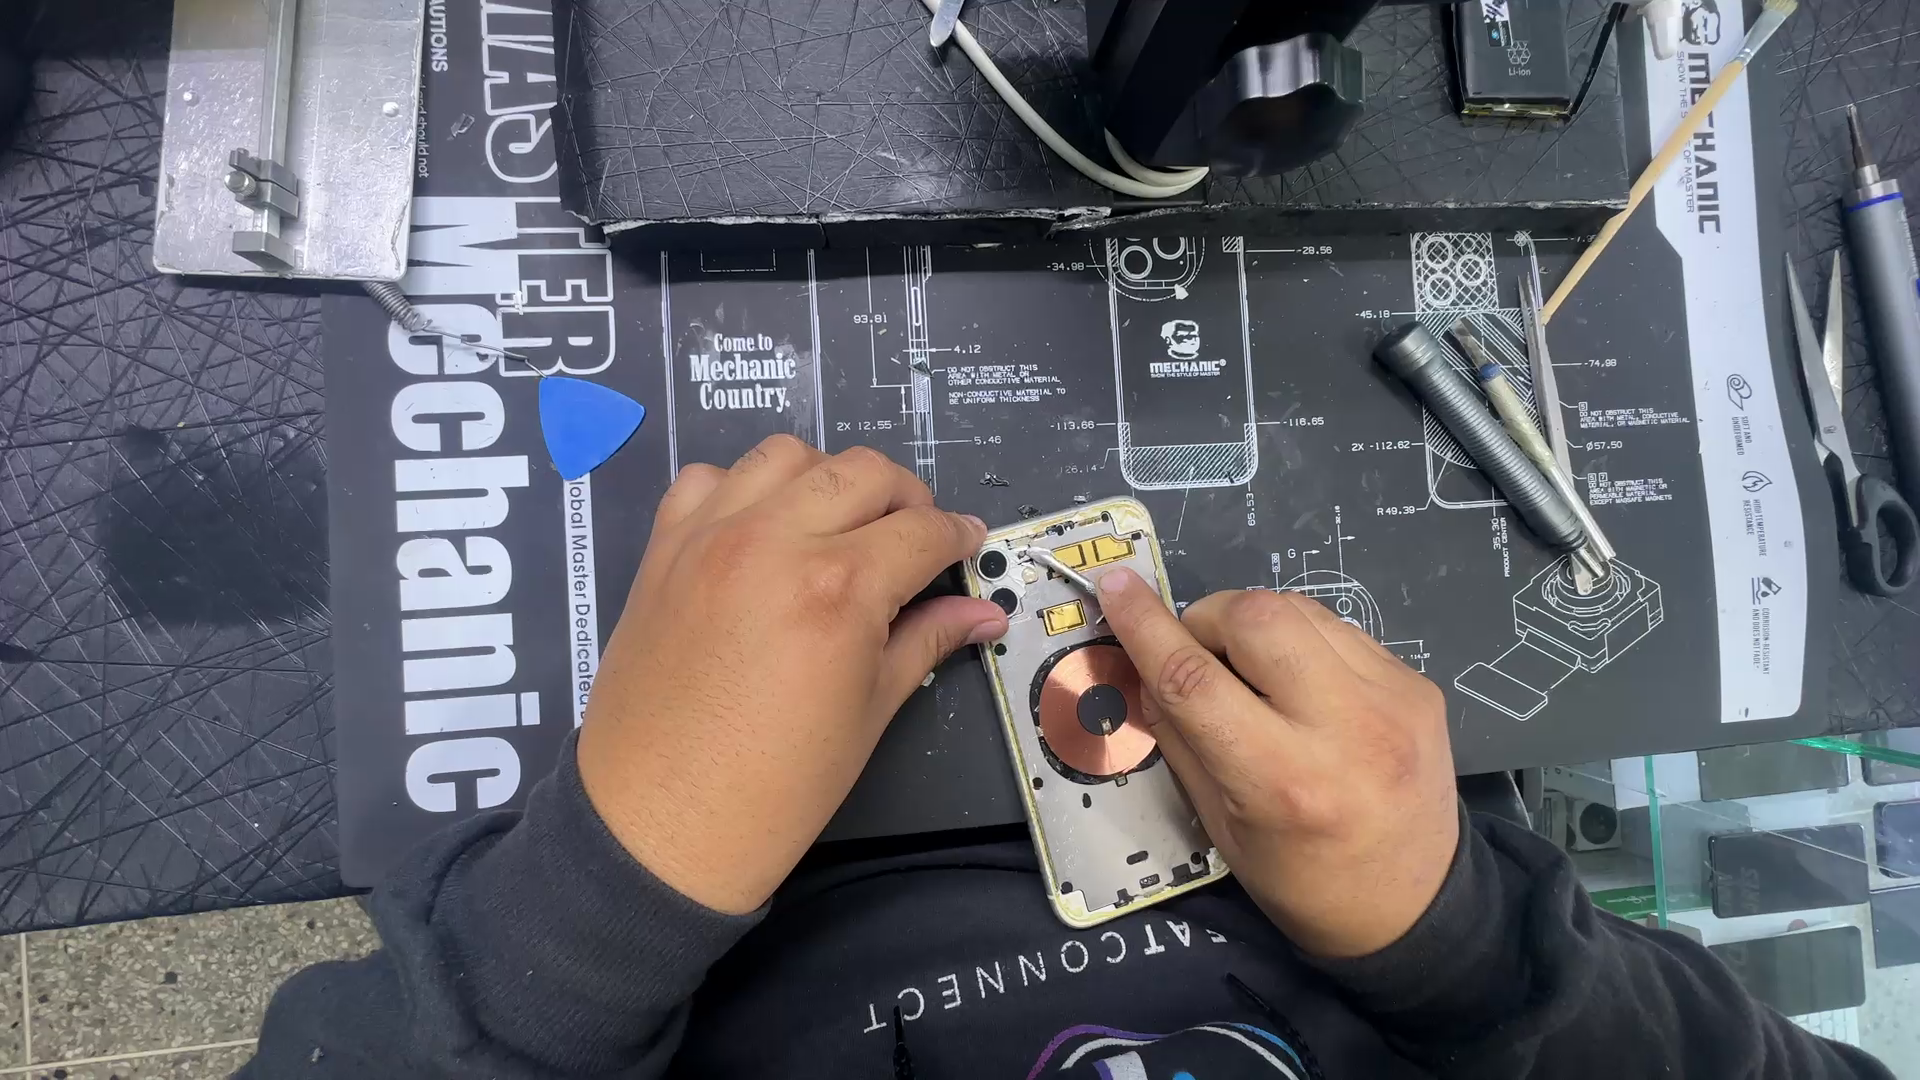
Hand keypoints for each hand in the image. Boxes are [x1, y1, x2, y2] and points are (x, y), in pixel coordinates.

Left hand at [577, 436, 1008, 913]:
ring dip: (829, 479)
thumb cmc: (778, 786)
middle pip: (864, 472)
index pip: (922, 531)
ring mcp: (710, 535)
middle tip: (914, 536)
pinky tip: (760, 530)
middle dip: (907, 496)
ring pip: (787, 454)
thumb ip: (928, 641)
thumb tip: (985, 613)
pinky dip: (745, 489)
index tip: (968, 542)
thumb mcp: (871, 711)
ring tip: (839, 524)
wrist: (657, 828)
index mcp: (838, 588)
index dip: (957, 535)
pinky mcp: (664, 547)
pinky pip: (709, 478)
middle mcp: (774, 539)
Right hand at [1096, 570, 1459, 957]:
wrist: (1416, 907)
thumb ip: (1176, 733)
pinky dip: (1296, 636)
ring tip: (1251, 667)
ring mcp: (1391, 698)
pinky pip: (1334, 625)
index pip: (1192, 680)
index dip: (1144, 626)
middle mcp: (1343, 728)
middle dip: (1206, 617)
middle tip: (1199, 651)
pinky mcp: (1416, 682)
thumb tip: (1146, 662)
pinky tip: (1299, 678)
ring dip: (1250, 621)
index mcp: (1280, 780)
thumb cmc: (1297, 875)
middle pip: (1254, 617)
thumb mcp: (1216, 819)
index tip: (1115, 587)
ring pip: (1295, 605)